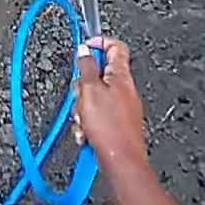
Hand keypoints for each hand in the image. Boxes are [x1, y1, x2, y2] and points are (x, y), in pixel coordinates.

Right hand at [74, 36, 147, 175]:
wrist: (121, 162)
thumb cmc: (110, 128)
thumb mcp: (90, 90)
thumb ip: (86, 67)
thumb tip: (84, 49)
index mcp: (120, 75)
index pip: (115, 46)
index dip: (99, 42)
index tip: (84, 48)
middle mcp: (123, 88)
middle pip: (99, 73)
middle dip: (83, 84)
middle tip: (81, 94)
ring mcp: (122, 106)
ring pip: (95, 95)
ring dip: (83, 106)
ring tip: (83, 118)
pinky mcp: (117, 122)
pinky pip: (97, 114)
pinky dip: (88, 121)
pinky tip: (86, 132)